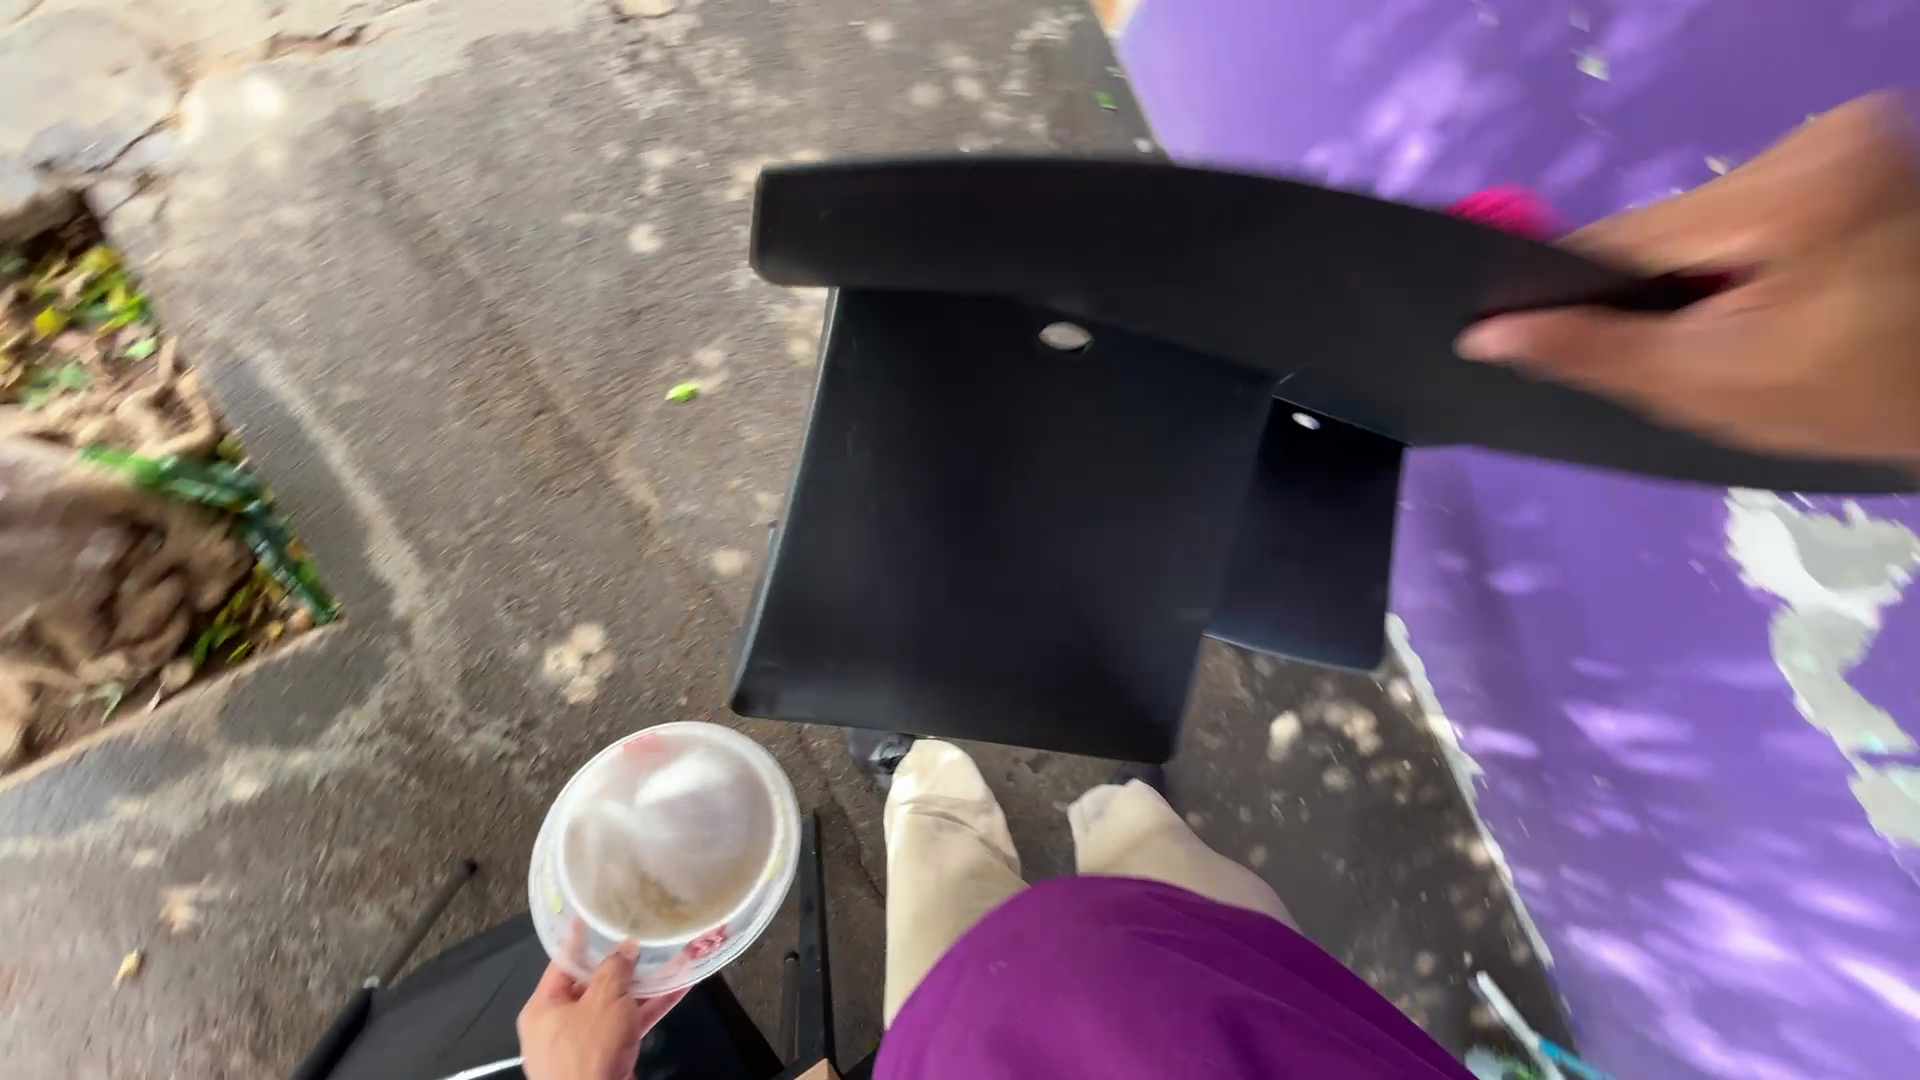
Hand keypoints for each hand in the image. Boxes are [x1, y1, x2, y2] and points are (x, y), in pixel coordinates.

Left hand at [517, 942, 687, 1079]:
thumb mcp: (603, 999)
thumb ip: (615, 967)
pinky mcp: (607, 1056)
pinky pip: (631, 1023)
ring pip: (618, 1002)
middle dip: (627, 961)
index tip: (598, 911)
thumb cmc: (587, 1049)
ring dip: (648, 983)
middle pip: (595, 982)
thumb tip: (625, 947)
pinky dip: (653, 1006)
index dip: (583, 936)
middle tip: (649, 933)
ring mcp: (585, 1041)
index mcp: (544, 1007)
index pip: (564, 961)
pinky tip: (683, 986)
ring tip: (676, 956)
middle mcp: (560, 1022)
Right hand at [1457, 92, 1919, 464]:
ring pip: (1685, 219)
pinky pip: (1728, 208)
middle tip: (1668, 343)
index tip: (1562, 339)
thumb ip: (1584, 351)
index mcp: (1791, 190)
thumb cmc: (1843, 396)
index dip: (1574, 294)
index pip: (1618, 239)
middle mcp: (1823, 137)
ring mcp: (1843, 139)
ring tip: (1710, 322)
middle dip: (1639, 287)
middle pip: (1655, 226)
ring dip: (1673, 273)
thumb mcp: (1697, 383)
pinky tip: (1737, 294)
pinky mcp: (1850, 151)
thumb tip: (1478, 335)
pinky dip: (1714, 256)